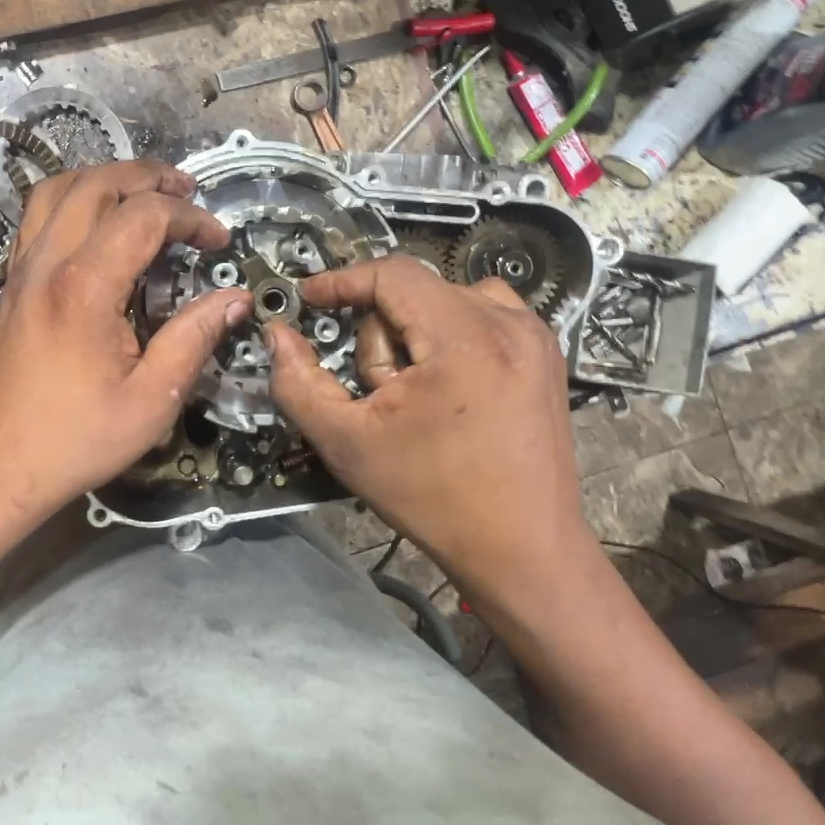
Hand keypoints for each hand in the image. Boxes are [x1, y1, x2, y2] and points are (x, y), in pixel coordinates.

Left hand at [0, 162, 249, 525]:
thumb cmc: (75, 440)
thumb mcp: (151, 400)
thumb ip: (194, 339)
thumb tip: (234, 299)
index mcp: (84, 287)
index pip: (143, 217)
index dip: (190, 218)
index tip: (220, 242)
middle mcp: (46, 263)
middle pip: (95, 184)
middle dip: (148, 177)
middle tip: (188, 192)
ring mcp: (20, 271)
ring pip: (56, 190)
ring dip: (104, 180)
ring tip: (143, 195)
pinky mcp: (10, 286)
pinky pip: (36, 218)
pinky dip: (71, 201)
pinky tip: (95, 225)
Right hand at [266, 254, 588, 590]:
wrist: (522, 550)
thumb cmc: (432, 498)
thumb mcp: (346, 442)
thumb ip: (297, 383)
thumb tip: (278, 335)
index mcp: (465, 337)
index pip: (392, 274)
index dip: (341, 281)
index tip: (309, 300)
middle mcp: (509, 323)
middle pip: (415, 291)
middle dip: (382, 334)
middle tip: (380, 394)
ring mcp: (535, 338)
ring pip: (447, 301)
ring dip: (415, 333)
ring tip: (413, 393)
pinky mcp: (546, 356)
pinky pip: (481, 318)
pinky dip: (449, 339)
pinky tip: (445, 390)